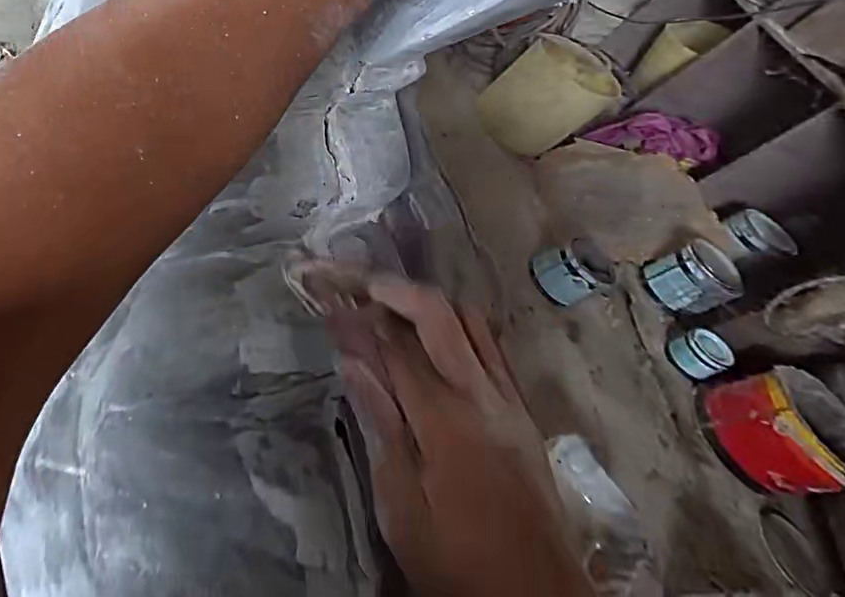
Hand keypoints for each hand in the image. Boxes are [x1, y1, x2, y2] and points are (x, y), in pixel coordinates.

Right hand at [325, 280, 591, 596]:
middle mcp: (483, 397)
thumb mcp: (402, 508)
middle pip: (436, 313)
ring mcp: (509, 401)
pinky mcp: (523, 413)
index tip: (321, 292)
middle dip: (387, 287)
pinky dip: (454, 325)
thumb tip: (351, 360)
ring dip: (422, 302)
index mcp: (447, 421)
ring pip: (469, 320)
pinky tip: (428, 336)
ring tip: (382, 305)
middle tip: (348, 281)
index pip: (393, 344)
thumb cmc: (458, 563)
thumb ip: (379, 424)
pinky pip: (491, 346)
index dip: (353, 314)